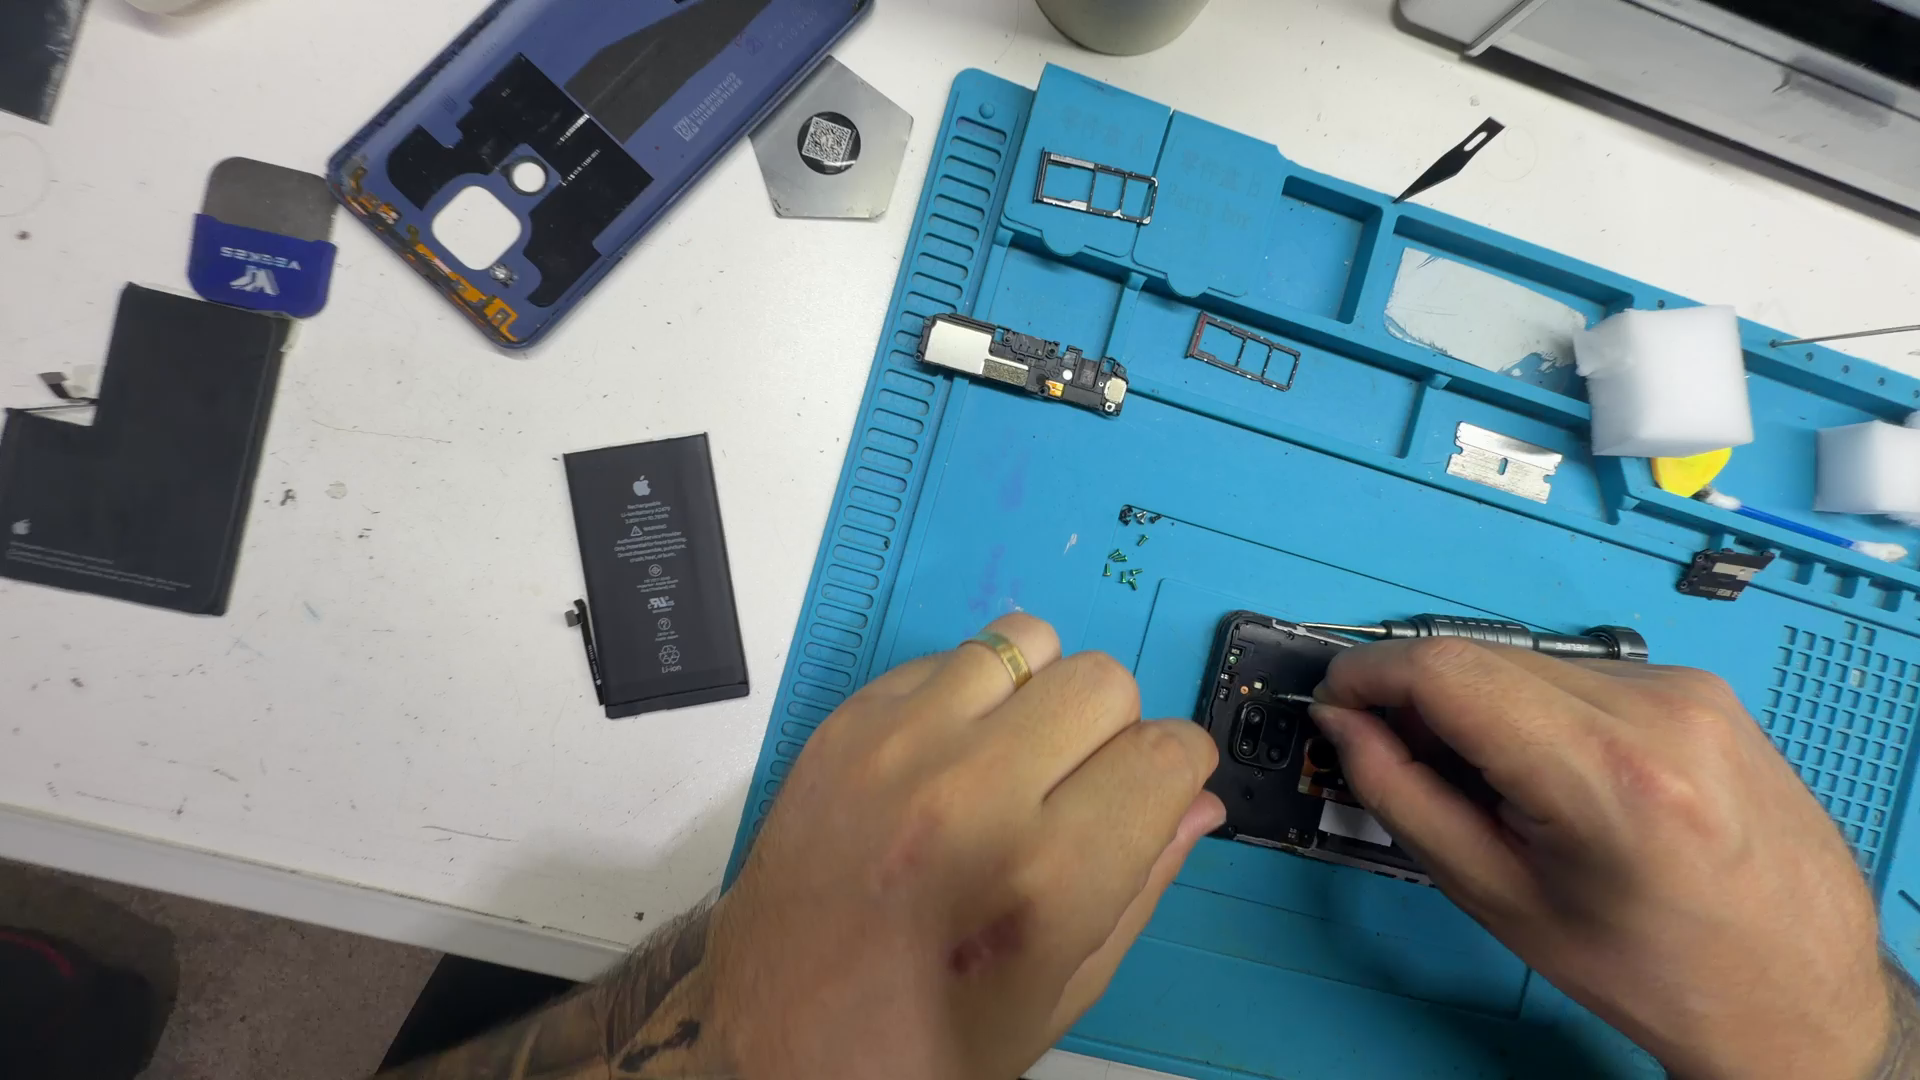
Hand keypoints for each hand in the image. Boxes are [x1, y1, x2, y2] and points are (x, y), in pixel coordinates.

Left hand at [710, 614, 1224, 1079]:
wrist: (770, 1031)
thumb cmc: (923, 1041)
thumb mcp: (1058, 995)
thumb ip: (1143, 884)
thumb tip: (1196, 799)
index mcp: (1046, 877)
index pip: (1166, 755)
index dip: (1176, 767)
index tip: (1154, 784)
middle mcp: (974, 789)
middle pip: (1102, 681)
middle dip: (1112, 727)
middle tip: (1074, 779)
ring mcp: (901, 741)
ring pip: (1027, 638)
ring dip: (1039, 690)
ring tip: (1012, 749)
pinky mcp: (849, 717)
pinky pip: (950, 654)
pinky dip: (970, 690)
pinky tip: (946, 750)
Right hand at [1310, 640, 1889, 1079]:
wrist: (1802, 998)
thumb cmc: (1633, 964)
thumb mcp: (1486, 890)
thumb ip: (1394, 790)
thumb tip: (1339, 717)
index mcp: (1605, 775)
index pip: (1443, 670)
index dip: (1365, 673)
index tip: (1332, 704)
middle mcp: (1656, 709)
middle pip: (1473, 657)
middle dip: (1408, 692)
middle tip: (1394, 749)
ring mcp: (1686, 689)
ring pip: (1512, 658)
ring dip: (1463, 698)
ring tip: (1474, 767)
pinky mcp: (1697, 687)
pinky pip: (1561, 669)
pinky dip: (1517, 700)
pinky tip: (1534, 759)